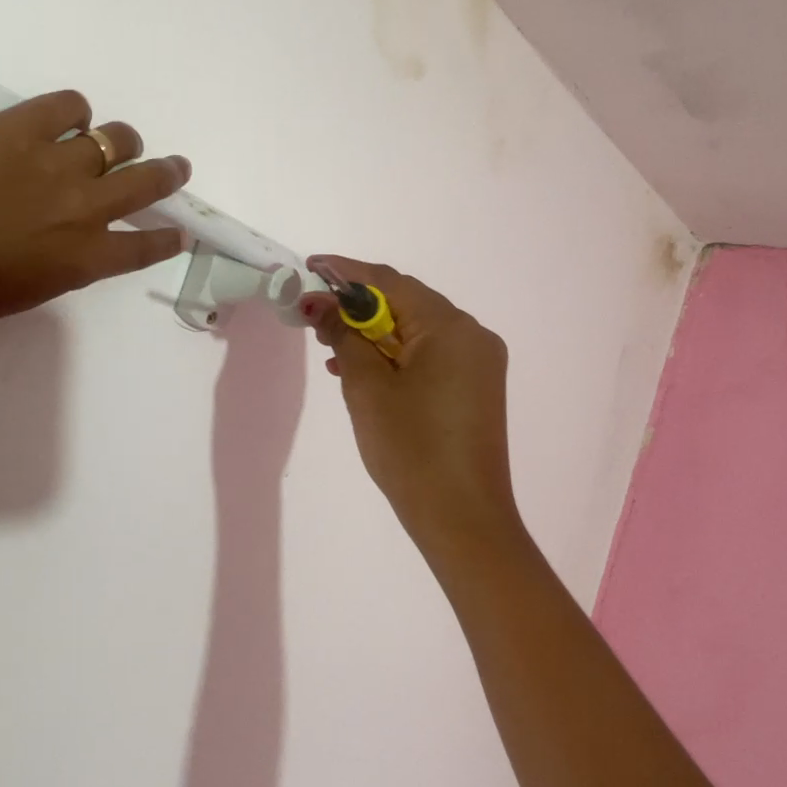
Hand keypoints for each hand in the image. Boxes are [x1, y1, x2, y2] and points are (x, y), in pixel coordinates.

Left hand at [0, 90, 191, 331]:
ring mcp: (54, 162)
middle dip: (167, 175)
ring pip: (116, 138)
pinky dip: (76, 112)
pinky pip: (69, 104)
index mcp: (85, 258)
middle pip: (145, 181)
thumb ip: (68, 261)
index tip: (178, 233)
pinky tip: (70, 119)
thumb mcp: (32, 291)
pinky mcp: (20, 127)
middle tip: (173, 169)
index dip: (165, 238)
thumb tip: (78, 237)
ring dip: (123, 142)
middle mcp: (83, 207)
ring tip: (117, 141)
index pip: (144, 246)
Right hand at [302, 255, 520, 554]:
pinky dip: (393, 355)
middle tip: (313, 314)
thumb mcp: (366, 387)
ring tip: (330, 347)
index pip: (390, 282)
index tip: (309, 268)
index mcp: (451, 328)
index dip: (346, 272)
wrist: (461, 518)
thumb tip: (319, 302)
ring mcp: (478, 363)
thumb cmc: (410, 448)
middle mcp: (472, 336)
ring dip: (373, 332)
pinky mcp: (474, 388)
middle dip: (357, 304)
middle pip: (407, 303)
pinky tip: (361, 371)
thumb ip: (342, 335)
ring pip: (416, 330)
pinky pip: (428, 355)